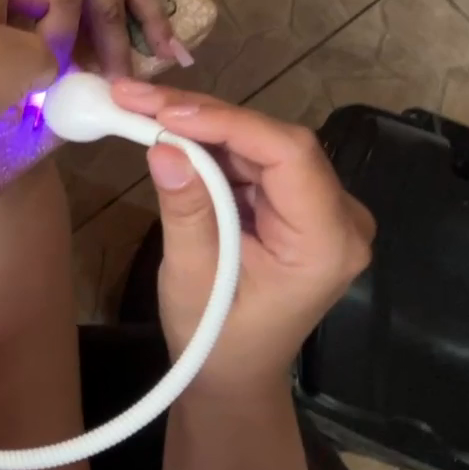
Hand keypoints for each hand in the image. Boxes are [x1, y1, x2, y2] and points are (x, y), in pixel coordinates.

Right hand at [112, 81, 374, 397]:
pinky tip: (161, 127)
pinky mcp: (288, 205)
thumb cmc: (214, 336)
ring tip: (136, 106)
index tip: (163, 112)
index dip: (227, 123)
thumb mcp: (193, 278)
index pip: (288, 156)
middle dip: (202, 114)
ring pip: (256, 143)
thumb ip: (186, 212)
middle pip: (273, 141)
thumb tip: (162, 148)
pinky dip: (202, 142)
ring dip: (196, 122)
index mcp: (326, 241)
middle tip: (133, 97)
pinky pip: (247, 160)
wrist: (231, 372)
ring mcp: (314, 208)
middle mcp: (336, 215)